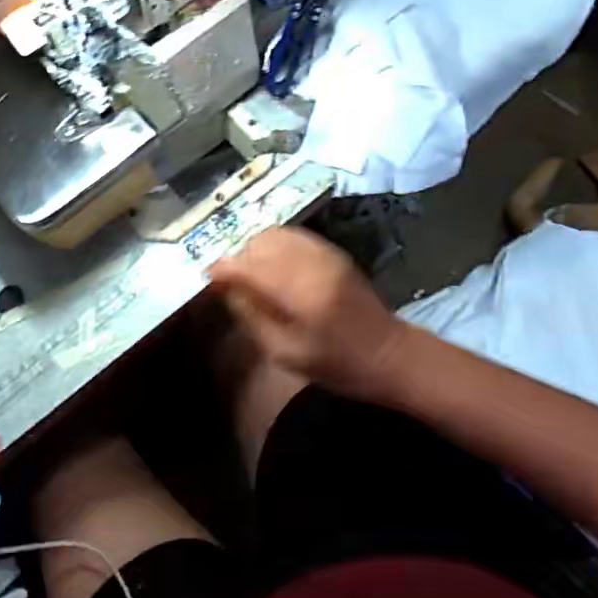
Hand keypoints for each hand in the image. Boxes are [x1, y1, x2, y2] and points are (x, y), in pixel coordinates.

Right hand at [208, 227, 417, 403]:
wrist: (389, 353)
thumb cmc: (336, 364)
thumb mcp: (285, 352)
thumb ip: (252, 315)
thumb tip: (226, 287)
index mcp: (300, 293)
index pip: (249, 266)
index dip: (224, 268)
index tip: (209, 276)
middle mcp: (312, 264)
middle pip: (260, 243)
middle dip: (239, 257)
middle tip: (231, 279)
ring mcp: (325, 253)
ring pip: (275, 233)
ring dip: (255, 248)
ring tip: (250, 271)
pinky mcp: (333, 251)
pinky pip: (293, 234)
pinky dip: (275, 243)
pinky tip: (271, 263)